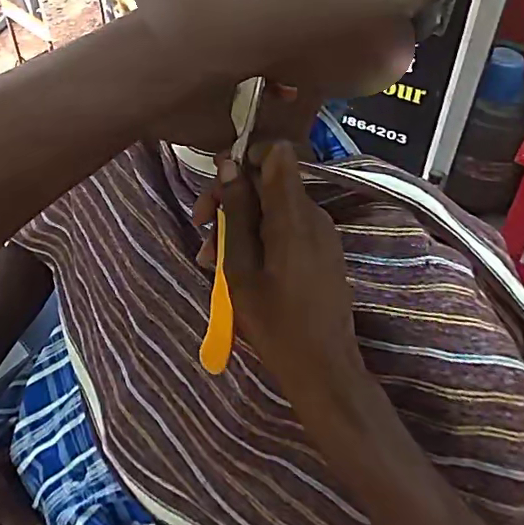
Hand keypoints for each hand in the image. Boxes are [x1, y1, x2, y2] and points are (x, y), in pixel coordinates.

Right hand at [212, 140, 369, 393]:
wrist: (324, 371)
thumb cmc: (275, 322)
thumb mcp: (239, 267)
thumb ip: (235, 212)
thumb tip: (228, 164)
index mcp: (293, 215)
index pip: (277, 154)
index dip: (245, 157)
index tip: (218, 182)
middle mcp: (312, 214)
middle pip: (267, 182)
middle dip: (230, 197)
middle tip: (199, 226)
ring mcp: (320, 232)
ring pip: (271, 206)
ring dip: (238, 223)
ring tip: (208, 259)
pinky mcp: (321, 250)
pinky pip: (284, 226)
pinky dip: (257, 236)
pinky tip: (234, 266)